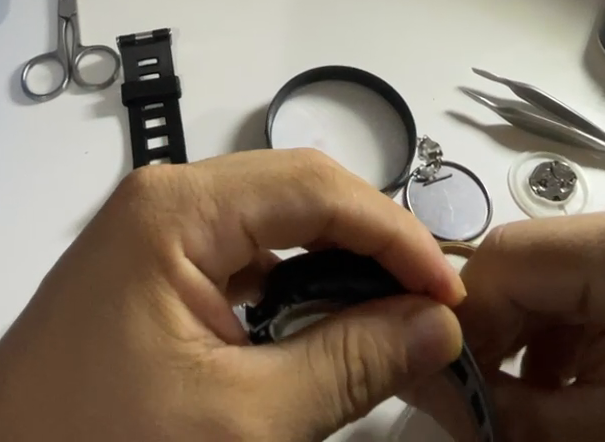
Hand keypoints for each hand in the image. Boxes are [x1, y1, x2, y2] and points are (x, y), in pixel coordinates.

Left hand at [0, 150, 465, 440]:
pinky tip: (326, 326)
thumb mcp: (240, 422)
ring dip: (335, 264)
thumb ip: (348, 364)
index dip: (392, 232)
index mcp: (179, 207)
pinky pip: (243, 256)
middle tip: (430, 305)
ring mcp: (157, 229)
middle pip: (295, 192)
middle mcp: (167, 197)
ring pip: (273, 223)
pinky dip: (293, 286)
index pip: (313, 186)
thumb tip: (436, 323)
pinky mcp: (154, 266)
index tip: (450, 292)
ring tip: (393, 315)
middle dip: (369, 242)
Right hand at [456, 190, 604, 441]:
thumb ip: (507, 413)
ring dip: (529, 342)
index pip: (511, 256)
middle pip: (533, 262)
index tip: (443, 383)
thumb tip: (422, 385)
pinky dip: (568, 339)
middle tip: (480, 407)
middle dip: (499, 338)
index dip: (465, 320)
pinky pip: (593, 287)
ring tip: (527, 410)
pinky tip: (570, 392)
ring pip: (557, 276)